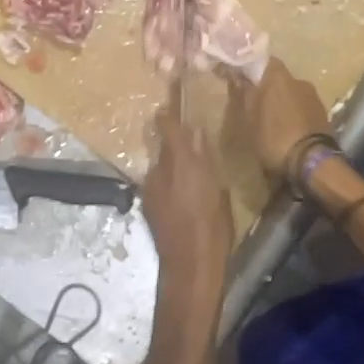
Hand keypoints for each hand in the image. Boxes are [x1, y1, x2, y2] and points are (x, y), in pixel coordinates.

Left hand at [143, 106, 232, 287]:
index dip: (168, 111)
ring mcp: (149, 187)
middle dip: (174, 141)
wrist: (189, 265)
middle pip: (163, 144)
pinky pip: (158, 183)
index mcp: (181, 161)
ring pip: (161, 165)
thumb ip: (205, 158)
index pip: (168, 125)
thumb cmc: (213, 226)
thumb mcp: (218, 188)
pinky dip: (167, 183)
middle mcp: (159, 169)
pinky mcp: (146, 204)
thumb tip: (196, 132)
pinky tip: (181, 196)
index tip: (171, 98)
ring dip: (172, 165)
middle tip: (190, 142)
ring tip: (190, 176)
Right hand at [234, 58, 330, 180]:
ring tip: (274, 121)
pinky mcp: (323, 113)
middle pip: (280, 79)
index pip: (265, 61)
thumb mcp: (251, 117)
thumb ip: (244, 92)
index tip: (245, 79)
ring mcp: (314, 97)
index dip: (254, 69)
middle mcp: (299, 80)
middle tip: (257, 104)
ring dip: (283, 102)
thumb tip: (236, 74)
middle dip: (269, 89)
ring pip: (293, 93)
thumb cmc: (274, 136)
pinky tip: (289, 129)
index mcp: (279, 77)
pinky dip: (295, 114)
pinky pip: (303, 107)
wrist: (311, 160)